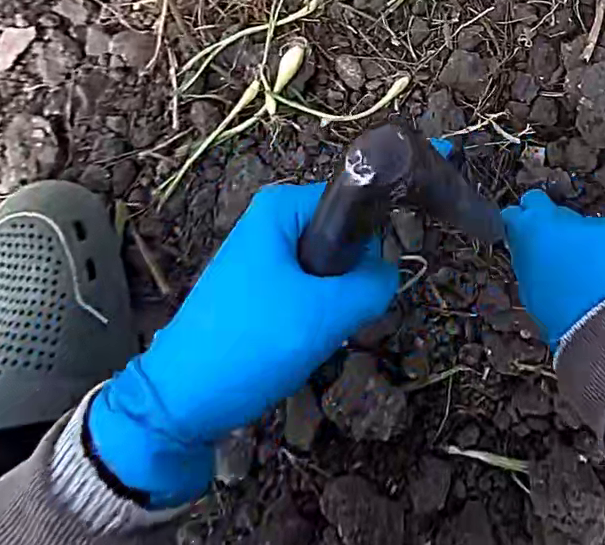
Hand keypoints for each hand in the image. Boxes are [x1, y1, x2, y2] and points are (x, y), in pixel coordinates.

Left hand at [88, 182, 396, 505]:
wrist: (174, 409)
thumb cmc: (248, 345)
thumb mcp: (326, 313)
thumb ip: (376, 282)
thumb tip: (387, 274)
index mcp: (283, 207)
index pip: (358, 196)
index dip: (392, 214)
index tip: (429, 217)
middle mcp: (273, 219)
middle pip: (348, 233)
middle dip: (359, 271)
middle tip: (352, 306)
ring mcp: (265, 253)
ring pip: (333, 263)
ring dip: (341, 295)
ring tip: (326, 327)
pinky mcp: (262, 284)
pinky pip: (313, 283)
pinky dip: (323, 307)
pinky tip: (312, 335)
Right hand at [501, 189, 604, 348]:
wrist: (600, 317)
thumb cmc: (557, 310)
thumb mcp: (527, 285)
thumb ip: (525, 256)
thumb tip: (526, 247)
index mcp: (530, 230)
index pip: (511, 213)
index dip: (514, 225)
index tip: (517, 234)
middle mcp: (556, 217)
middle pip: (538, 201)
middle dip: (537, 215)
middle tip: (542, 239)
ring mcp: (584, 221)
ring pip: (570, 219)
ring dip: (569, 233)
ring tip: (576, 263)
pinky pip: (596, 232)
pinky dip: (595, 244)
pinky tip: (598, 267)